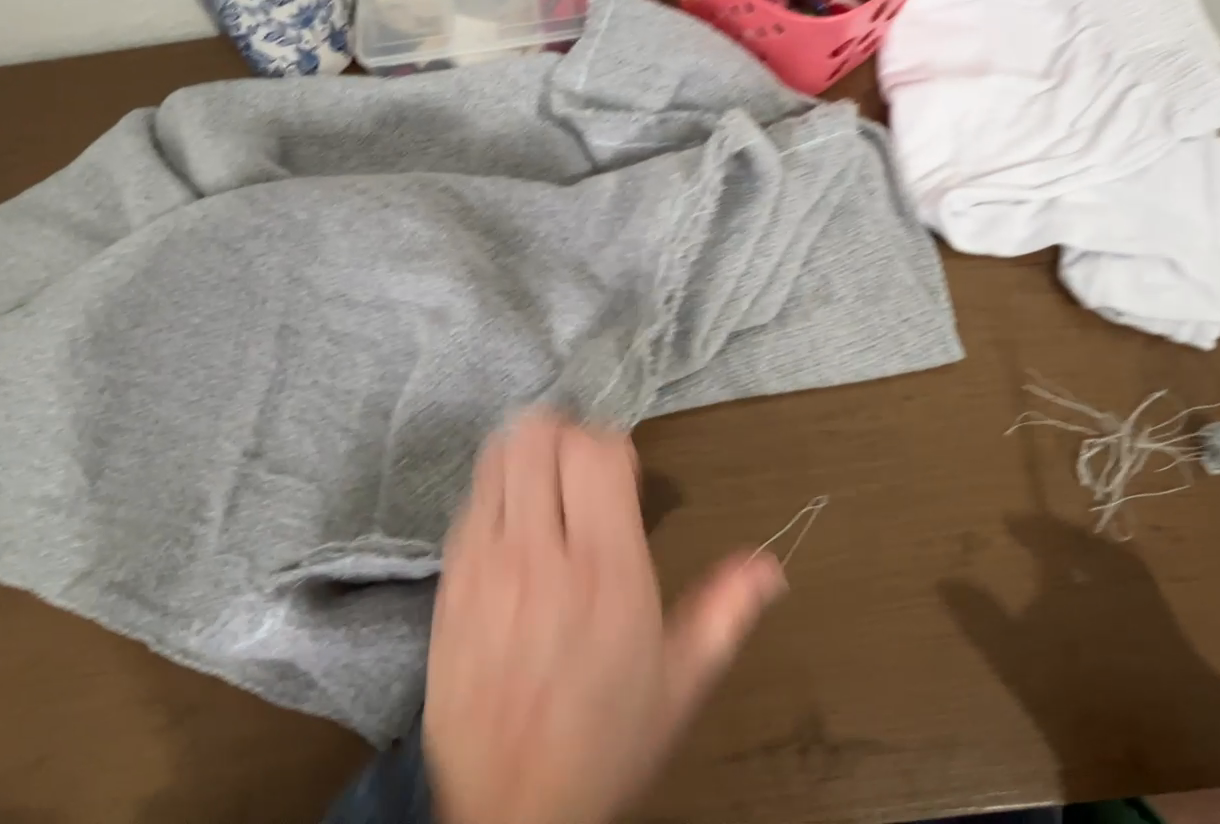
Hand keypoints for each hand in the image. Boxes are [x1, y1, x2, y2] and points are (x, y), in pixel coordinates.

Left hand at [423, 411, 785, 823]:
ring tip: (549, 480)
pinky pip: (470, 498)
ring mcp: (485, 560)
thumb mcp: (678, 685)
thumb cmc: (602, 743)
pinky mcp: (450, 576)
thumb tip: (769, 566)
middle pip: (539, 436)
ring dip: (527, 451)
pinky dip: (495, 487)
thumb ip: (724, 612)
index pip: (597, 451)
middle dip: (567, 432)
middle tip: (584, 465)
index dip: (614, 444)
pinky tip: (515, 522)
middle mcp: (540, 552)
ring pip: (497, 454)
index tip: (624, 473)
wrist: (503, 801)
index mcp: (606, 572)